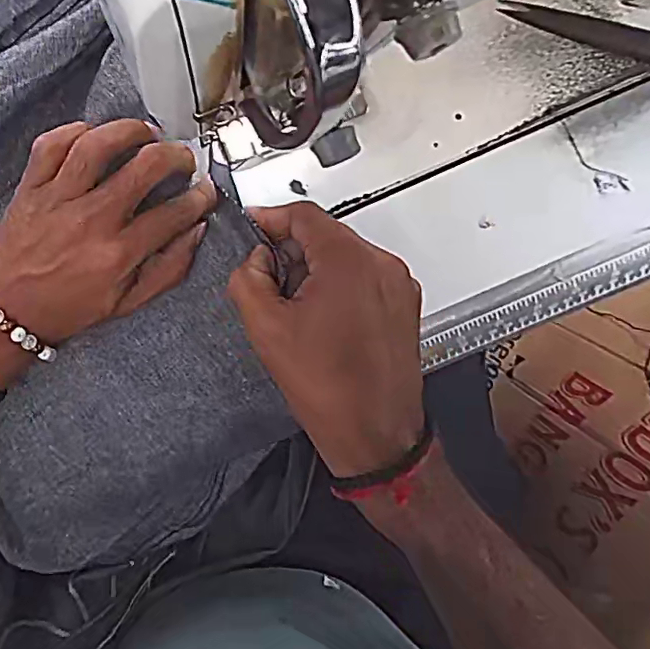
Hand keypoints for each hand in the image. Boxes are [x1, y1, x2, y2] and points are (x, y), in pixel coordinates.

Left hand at [0, 119, 215, 389]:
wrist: (9, 310)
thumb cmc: (68, 307)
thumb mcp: (127, 303)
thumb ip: (168, 270)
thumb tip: (195, 231)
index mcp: (117, 254)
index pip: (174, 213)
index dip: (199, 197)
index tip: (203, 191)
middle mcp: (90, 221)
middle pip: (145, 166)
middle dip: (176, 155)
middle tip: (181, 158)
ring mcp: (58, 200)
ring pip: (98, 145)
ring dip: (130, 131)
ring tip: (145, 134)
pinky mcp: (31, 188)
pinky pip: (51, 145)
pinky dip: (74, 131)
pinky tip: (93, 135)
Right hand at [226, 202, 425, 476]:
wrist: (374, 433)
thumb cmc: (333, 390)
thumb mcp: (266, 328)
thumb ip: (247, 279)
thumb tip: (253, 262)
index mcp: (349, 262)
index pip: (304, 215)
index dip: (271, 217)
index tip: (256, 225)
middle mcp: (381, 266)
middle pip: (326, 233)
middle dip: (290, 249)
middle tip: (266, 274)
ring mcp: (396, 286)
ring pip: (345, 255)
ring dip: (313, 268)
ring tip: (294, 306)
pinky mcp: (402, 305)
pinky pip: (363, 277)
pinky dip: (337, 284)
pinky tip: (319, 318)